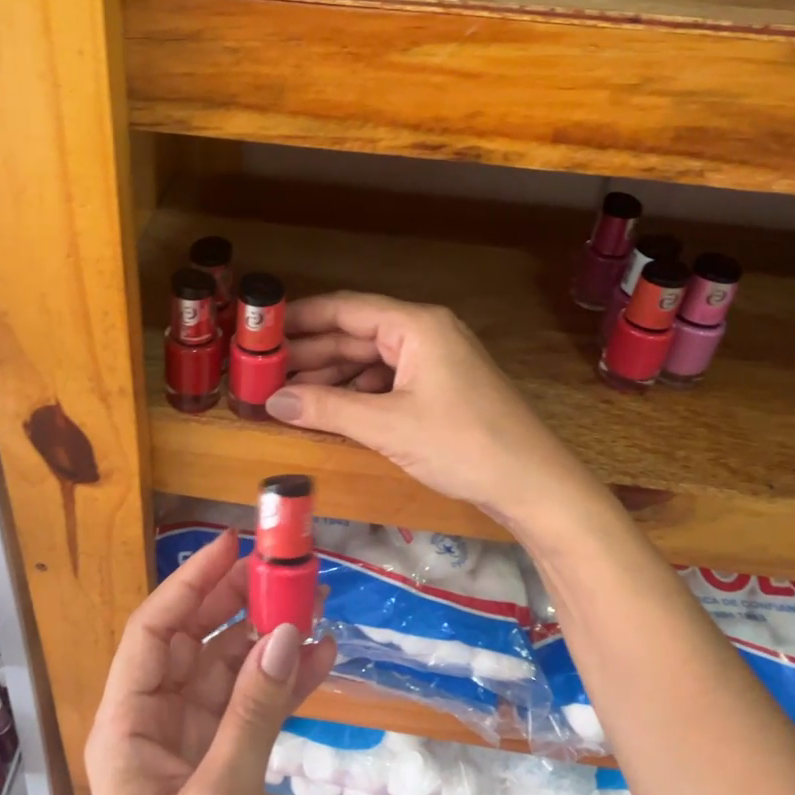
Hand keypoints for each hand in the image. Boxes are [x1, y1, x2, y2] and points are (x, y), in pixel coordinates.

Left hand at [86, 530, 335, 794]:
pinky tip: (320, 659)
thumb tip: (287, 633)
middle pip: (191, 643)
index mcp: (125, 723)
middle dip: (235, 604)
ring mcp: (188, 742)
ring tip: (313, 607)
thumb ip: (253, 713)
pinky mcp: (219, 763)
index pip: (152, 632)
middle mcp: (152, 722)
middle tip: (281, 571)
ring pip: (227, 672)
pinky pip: (250, 709)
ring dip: (269, 641)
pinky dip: (283, 684)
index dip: (189, 583)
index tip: (230, 545)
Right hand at [264, 291, 591, 516]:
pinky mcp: (439, 388)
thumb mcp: (387, 426)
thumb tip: (271, 401)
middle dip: (310, 353)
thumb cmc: (463, 444)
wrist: (534, 485)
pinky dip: (355, 394)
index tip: (260, 331)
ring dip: (329, 377)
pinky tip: (326, 410)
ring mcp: (434, 361)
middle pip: (355, 334)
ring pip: (369, 360)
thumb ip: (326, 408)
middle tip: (263, 371)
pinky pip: (386, 381)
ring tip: (285, 394)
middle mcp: (424, 333)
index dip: (300, 318)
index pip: (345, 309)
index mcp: (415, 325)